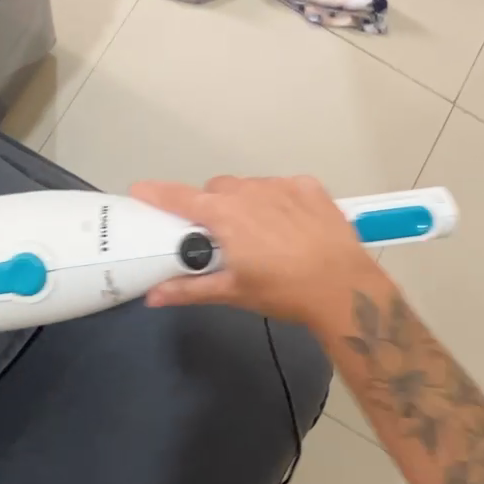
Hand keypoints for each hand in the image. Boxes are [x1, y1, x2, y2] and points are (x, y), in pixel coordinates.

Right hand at [130, 176, 391, 328]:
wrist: (343, 288)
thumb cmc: (283, 291)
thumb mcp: (233, 292)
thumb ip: (188, 289)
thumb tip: (152, 297)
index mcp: (224, 215)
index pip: (180, 197)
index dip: (157, 193)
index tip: (140, 190)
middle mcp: (249, 191)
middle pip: (216, 189)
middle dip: (210, 207)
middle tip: (216, 235)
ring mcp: (282, 186)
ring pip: (249, 186)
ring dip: (243, 202)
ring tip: (256, 232)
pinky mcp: (309, 187)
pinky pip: (281, 187)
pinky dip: (276, 200)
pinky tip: (287, 225)